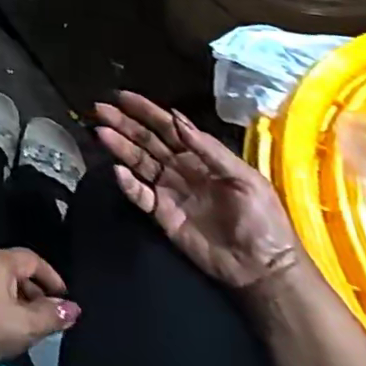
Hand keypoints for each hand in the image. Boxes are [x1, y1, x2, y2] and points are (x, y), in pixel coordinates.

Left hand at [0, 247, 78, 362]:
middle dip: (33, 289)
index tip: (64, 297)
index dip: (51, 277)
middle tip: (46, 314)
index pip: (32, 258)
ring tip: (24, 319)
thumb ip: (52, 316)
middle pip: (13, 266)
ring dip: (13, 293)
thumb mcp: (25, 325)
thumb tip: (73, 307)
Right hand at [92, 92, 301, 290]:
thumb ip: (210, 149)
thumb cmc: (262, 220)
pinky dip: (127, 183)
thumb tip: (176, 118)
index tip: (121, 96)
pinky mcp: (161, 213)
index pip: (167, 127)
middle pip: (145, 140)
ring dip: (118, 146)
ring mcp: (168, 190)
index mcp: (199, 157)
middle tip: (99, 108)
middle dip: (122, 123)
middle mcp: (178, 168)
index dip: (145, 111)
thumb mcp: (245, 178)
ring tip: (100, 132)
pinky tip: (118, 172)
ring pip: (137, 161)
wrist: (265, 269)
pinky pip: (138, 194)